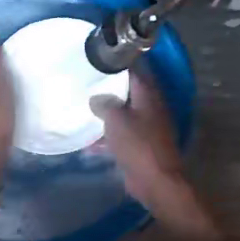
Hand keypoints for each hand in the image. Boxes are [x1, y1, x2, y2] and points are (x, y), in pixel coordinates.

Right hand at [91, 74, 218, 239]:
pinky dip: (108, 136)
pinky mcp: (142, 145)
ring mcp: (148, 127)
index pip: (134, 70)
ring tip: (84, 110)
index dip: (118, 63)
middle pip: (128, 92)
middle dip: (109, 89)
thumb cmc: (137, 144)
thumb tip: (96, 98)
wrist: (155, 180)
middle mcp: (151, 107)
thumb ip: (104, 104)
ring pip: (124, 113)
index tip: (98, 59)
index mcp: (148, 95)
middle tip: (87, 84)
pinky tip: (90, 142)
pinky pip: (122, 134)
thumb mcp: (115, 119)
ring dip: (107, 114)